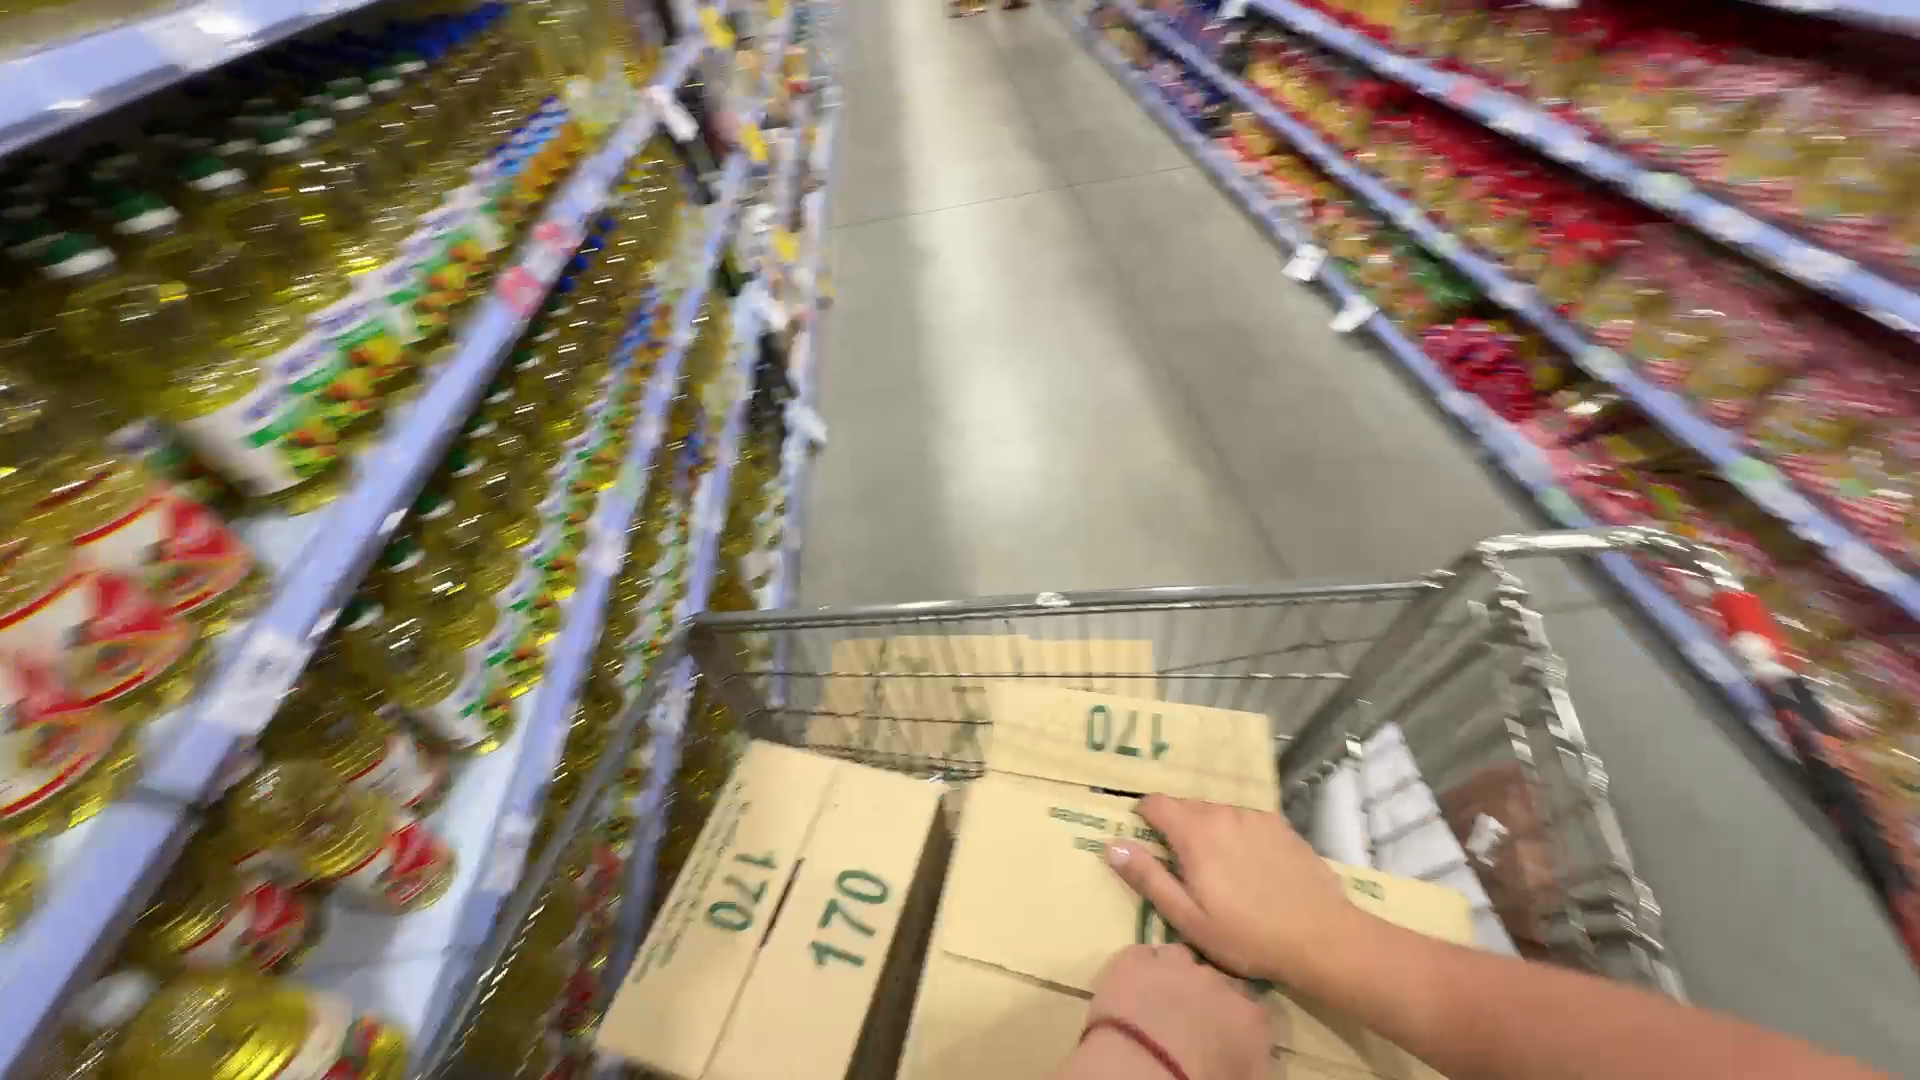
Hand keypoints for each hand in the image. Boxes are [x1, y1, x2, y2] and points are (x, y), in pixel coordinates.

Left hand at [1084, 944, 1268, 1079]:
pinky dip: (1140, 969)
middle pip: (1214, 981)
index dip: (1238, 1024)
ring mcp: (1172, 964)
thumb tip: (1237, 1056)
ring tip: (1159, 1001)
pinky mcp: (1134, 959)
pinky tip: (1132, 988)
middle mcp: (1214, 982)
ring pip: (1178, 958)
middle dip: (1204, 998)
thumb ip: (1248, 1061)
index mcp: (1248, 1020)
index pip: (1254, 1013)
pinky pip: (1141, 955)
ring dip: (1173, 975)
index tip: (1226, 1039)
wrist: (1143, 1072)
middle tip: (1189, 1024)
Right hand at [1105, 794, 1364, 982]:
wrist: (1322, 938)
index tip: (1146, 843)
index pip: (1155, 803)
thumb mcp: (1187, 917)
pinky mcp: (1280, 826)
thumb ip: (1147, 877)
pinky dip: (1238, 835)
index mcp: (1194, 832)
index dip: (1143, 817)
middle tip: (1184, 869)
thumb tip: (1111, 845)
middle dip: (1177, 828)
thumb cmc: (1247, 935)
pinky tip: (1252, 869)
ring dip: (1208, 832)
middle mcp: (1222, 813)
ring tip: (1221, 873)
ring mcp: (1254, 816)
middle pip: (1186, 807)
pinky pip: (1245, 821)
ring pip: (1217, 813)